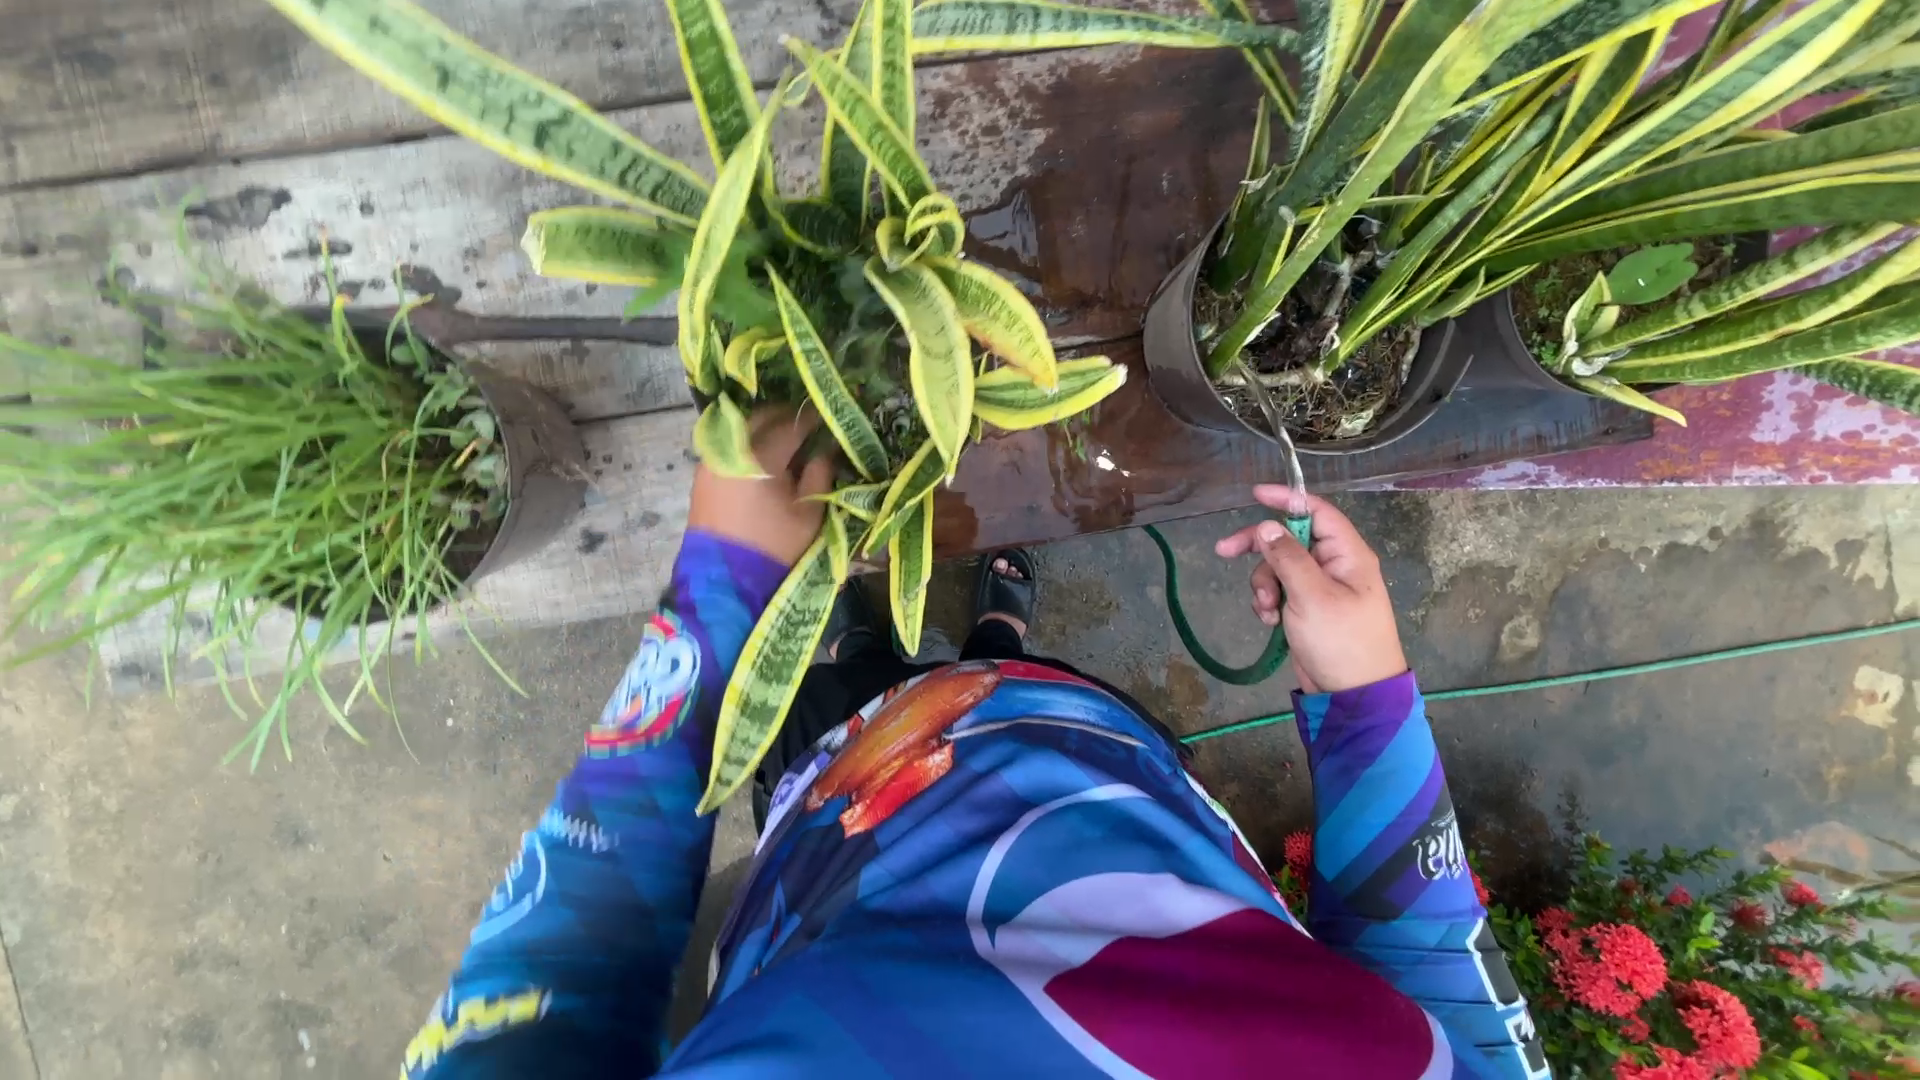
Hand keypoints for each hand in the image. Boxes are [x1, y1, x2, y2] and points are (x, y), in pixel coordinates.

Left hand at [688, 405, 835, 565]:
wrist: (724, 581)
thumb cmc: (774, 547)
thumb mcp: (809, 512)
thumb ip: (820, 472)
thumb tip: (825, 449)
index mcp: (759, 456)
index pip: (791, 426)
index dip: (812, 420)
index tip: (829, 419)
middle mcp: (730, 449)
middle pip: (761, 418)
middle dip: (785, 416)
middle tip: (808, 422)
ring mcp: (712, 460)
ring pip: (742, 429)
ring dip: (765, 427)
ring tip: (788, 438)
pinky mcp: (704, 475)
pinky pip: (730, 446)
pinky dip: (749, 443)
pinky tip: (765, 455)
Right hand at [1213, 486, 1407, 693]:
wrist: (1352, 694)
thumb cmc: (1340, 641)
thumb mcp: (1311, 596)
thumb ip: (1287, 557)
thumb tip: (1266, 525)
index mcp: (1347, 555)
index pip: (1317, 512)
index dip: (1287, 500)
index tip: (1254, 494)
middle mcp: (1334, 565)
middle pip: (1288, 539)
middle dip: (1258, 548)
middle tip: (1223, 551)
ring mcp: (1319, 588)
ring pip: (1278, 567)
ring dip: (1263, 584)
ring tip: (1266, 610)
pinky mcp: (1306, 608)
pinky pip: (1278, 590)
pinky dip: (1268, 601)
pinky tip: (1269, 621)